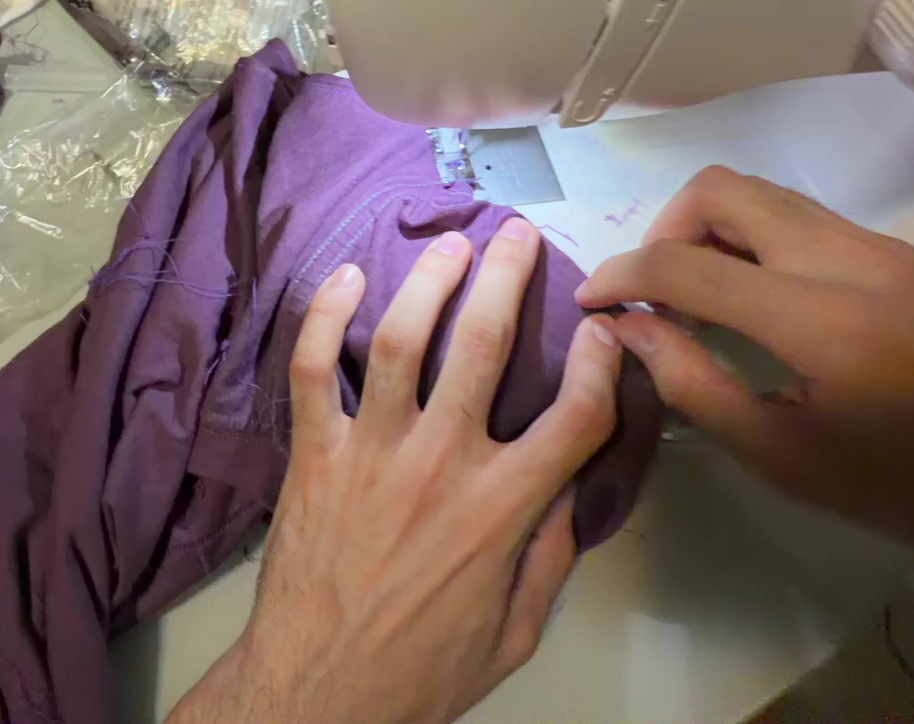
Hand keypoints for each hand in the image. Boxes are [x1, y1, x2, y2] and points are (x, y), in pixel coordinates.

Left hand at [168, 219, 622, 723]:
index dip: (598, 364)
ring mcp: (370, 449)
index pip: (573, 419)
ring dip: (427, 284)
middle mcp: (439, 463)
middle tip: (515, 234)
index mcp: (500, 509)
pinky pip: (313, 369)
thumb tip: (568, 486)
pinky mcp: (314, 450)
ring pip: (400, 342)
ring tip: (449, 246)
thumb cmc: (422, 666)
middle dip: (505, 279)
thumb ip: (551, 556)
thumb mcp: (516, 631)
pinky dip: (323, 318)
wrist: (316, 691)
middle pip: (482, 348)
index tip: (601, 324)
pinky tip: (346, 278)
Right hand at [574, 166, 913, 586]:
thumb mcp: (779, 457)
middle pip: (718, 189)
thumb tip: (624, 325)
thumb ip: (690, 382)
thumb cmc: (904, 490)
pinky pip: (792, 214)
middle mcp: (848, 259)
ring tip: (695, 292)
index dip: (621, 274)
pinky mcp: (889, 249)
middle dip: (662, 230)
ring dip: (704, 228)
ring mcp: (875, 245)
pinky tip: (748, 293)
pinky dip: (745, 236)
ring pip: (756, 192)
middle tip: (654, 291)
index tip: (591, 299)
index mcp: (821, 322)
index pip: (686, 264)